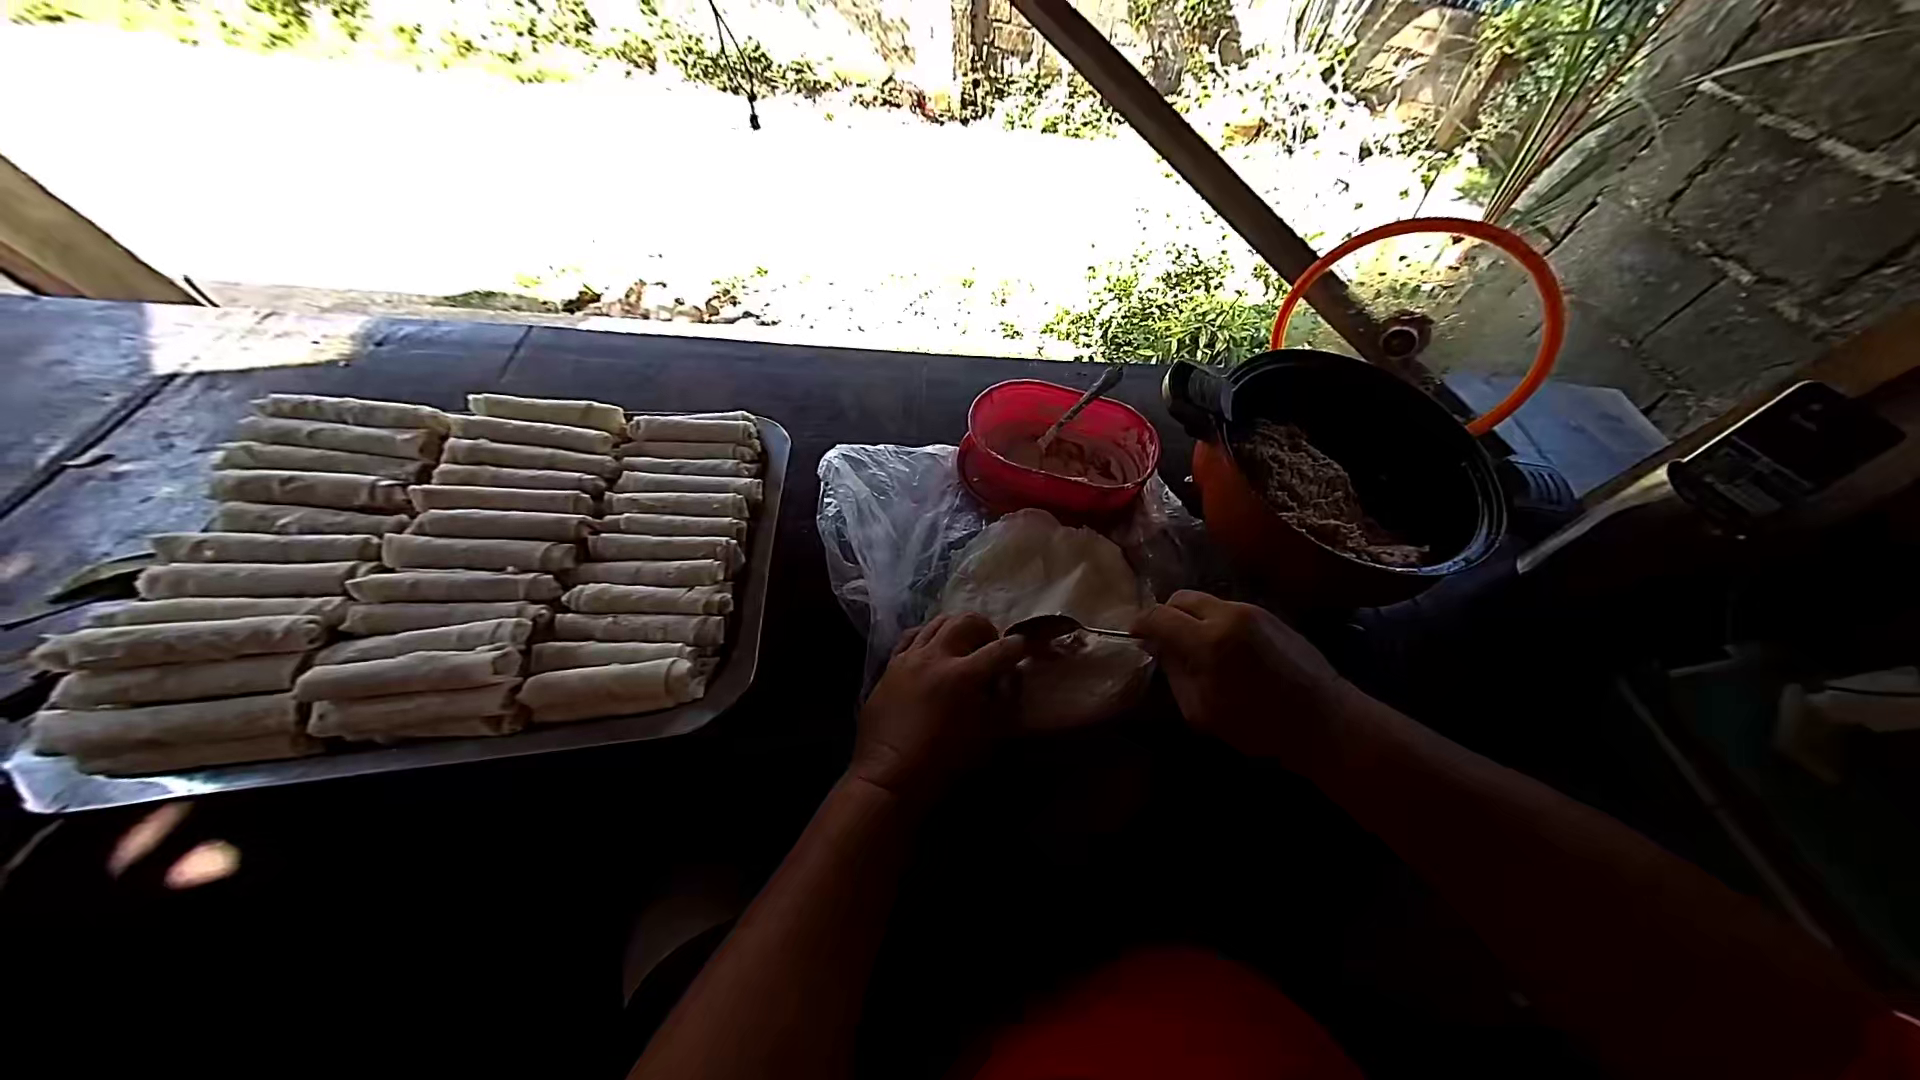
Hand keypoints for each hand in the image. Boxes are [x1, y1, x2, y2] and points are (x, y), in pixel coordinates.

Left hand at [853, 613, 1025, 806]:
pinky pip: (912, 635)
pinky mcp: (891, 664)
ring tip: (963, 645)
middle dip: (986, 629)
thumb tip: (1008, 676)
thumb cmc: (943, 763)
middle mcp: (936, 656)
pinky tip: (934, 649)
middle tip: (991, 646)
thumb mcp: (987, 735)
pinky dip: (928, 635)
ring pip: (938, 622)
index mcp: (964, 675)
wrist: (889, 776)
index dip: (1018, 646)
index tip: (1023, 650)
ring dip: (957, 628)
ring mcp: (910, 657)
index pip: (1001, 648)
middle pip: (967, 621)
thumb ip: (1002, 700)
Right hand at [1131, 590, 1359, 769]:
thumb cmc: (1259, 726)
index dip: (1139, 624)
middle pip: (1180, 598)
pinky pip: (1228, 609)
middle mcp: (1228, 614)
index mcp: (1208, 640)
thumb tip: (1159, 648)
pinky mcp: (1270, 615)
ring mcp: (1252, 610)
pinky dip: (1214, 621)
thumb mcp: (1201, 710)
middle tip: (1164, 640)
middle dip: (1165, 615)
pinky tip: (1224, 648)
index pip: (1158, 616)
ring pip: (1205, 601)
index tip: (1134, 636)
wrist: (1326, 721)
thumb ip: (1174, 673)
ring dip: (1192, 618)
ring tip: (1195, 646)